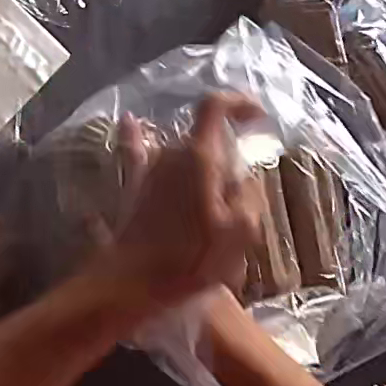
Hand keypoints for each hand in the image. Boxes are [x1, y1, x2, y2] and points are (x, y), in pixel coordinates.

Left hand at [89, 93, 265, 309]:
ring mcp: (148, 169)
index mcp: (199, 158)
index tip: (257, 116)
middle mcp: (170, 154)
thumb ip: (248, 196)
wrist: (133, 284)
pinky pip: (135, 153)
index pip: (216, 106)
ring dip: (200, 163)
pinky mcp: (133, 187)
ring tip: (212, 199)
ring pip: (181, 152)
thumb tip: (244, 178)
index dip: (238, 102)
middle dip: (226, 155)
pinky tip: (128, 121)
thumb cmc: (191, 260)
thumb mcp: (239, 233)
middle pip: (204, 138)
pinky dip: (134, 136)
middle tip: (240, 193)